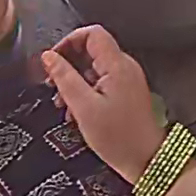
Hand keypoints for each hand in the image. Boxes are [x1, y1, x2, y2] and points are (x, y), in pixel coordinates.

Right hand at [41, 25, 164, 180]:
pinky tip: (77, 110)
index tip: (53, 60)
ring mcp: (127, 80)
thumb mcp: (83, 106)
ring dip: (75, 80)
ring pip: (94, 67)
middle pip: (91, 50)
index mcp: (117, 65)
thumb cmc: (118, 138)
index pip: (92, 33)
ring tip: (63, 102)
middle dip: (68, 64)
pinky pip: (101, 81)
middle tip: (53, 84)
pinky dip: (86, 91)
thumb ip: (64, 77)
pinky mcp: (126, 93)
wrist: (147, 162)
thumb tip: (48, 56)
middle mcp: (125, 67)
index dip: (69, 42)